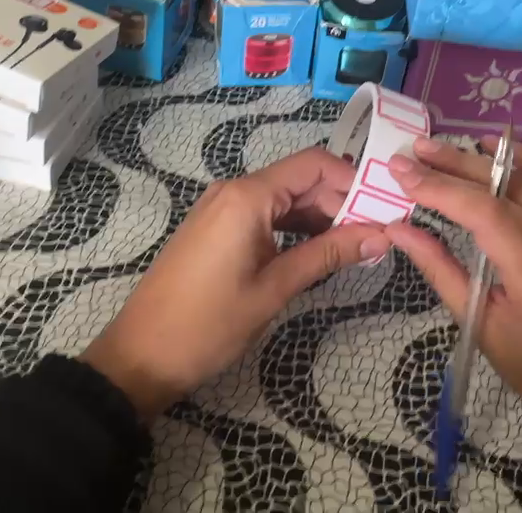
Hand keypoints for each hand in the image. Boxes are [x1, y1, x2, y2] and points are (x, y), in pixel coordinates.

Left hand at [81, 147, 386, 417]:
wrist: (138, 358)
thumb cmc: (207, 324)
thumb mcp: (274, 289)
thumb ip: (328, 255)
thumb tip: (380, 236)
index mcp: (248, 196)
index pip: (314, 164)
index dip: (352, 179)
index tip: (383, 207)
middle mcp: (234, 190)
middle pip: (301, 178)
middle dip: (340, 200)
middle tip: (376, 231)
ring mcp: (222, 207)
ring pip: (284, 196)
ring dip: (319, 215)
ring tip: (354, 244)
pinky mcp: (217, 227)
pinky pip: (265, 212)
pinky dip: (294, 226)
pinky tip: (317, 249)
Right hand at [384, 137, 521, 461]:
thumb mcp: (478, 327)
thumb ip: (438, 269)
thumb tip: (397, 227)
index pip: (484, 213)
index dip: (440, 187)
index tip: (402, 171)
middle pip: (502, 188)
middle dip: (452, 165)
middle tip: (413, 150)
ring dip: (478, 159)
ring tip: (438, 148)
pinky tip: (492, 146)